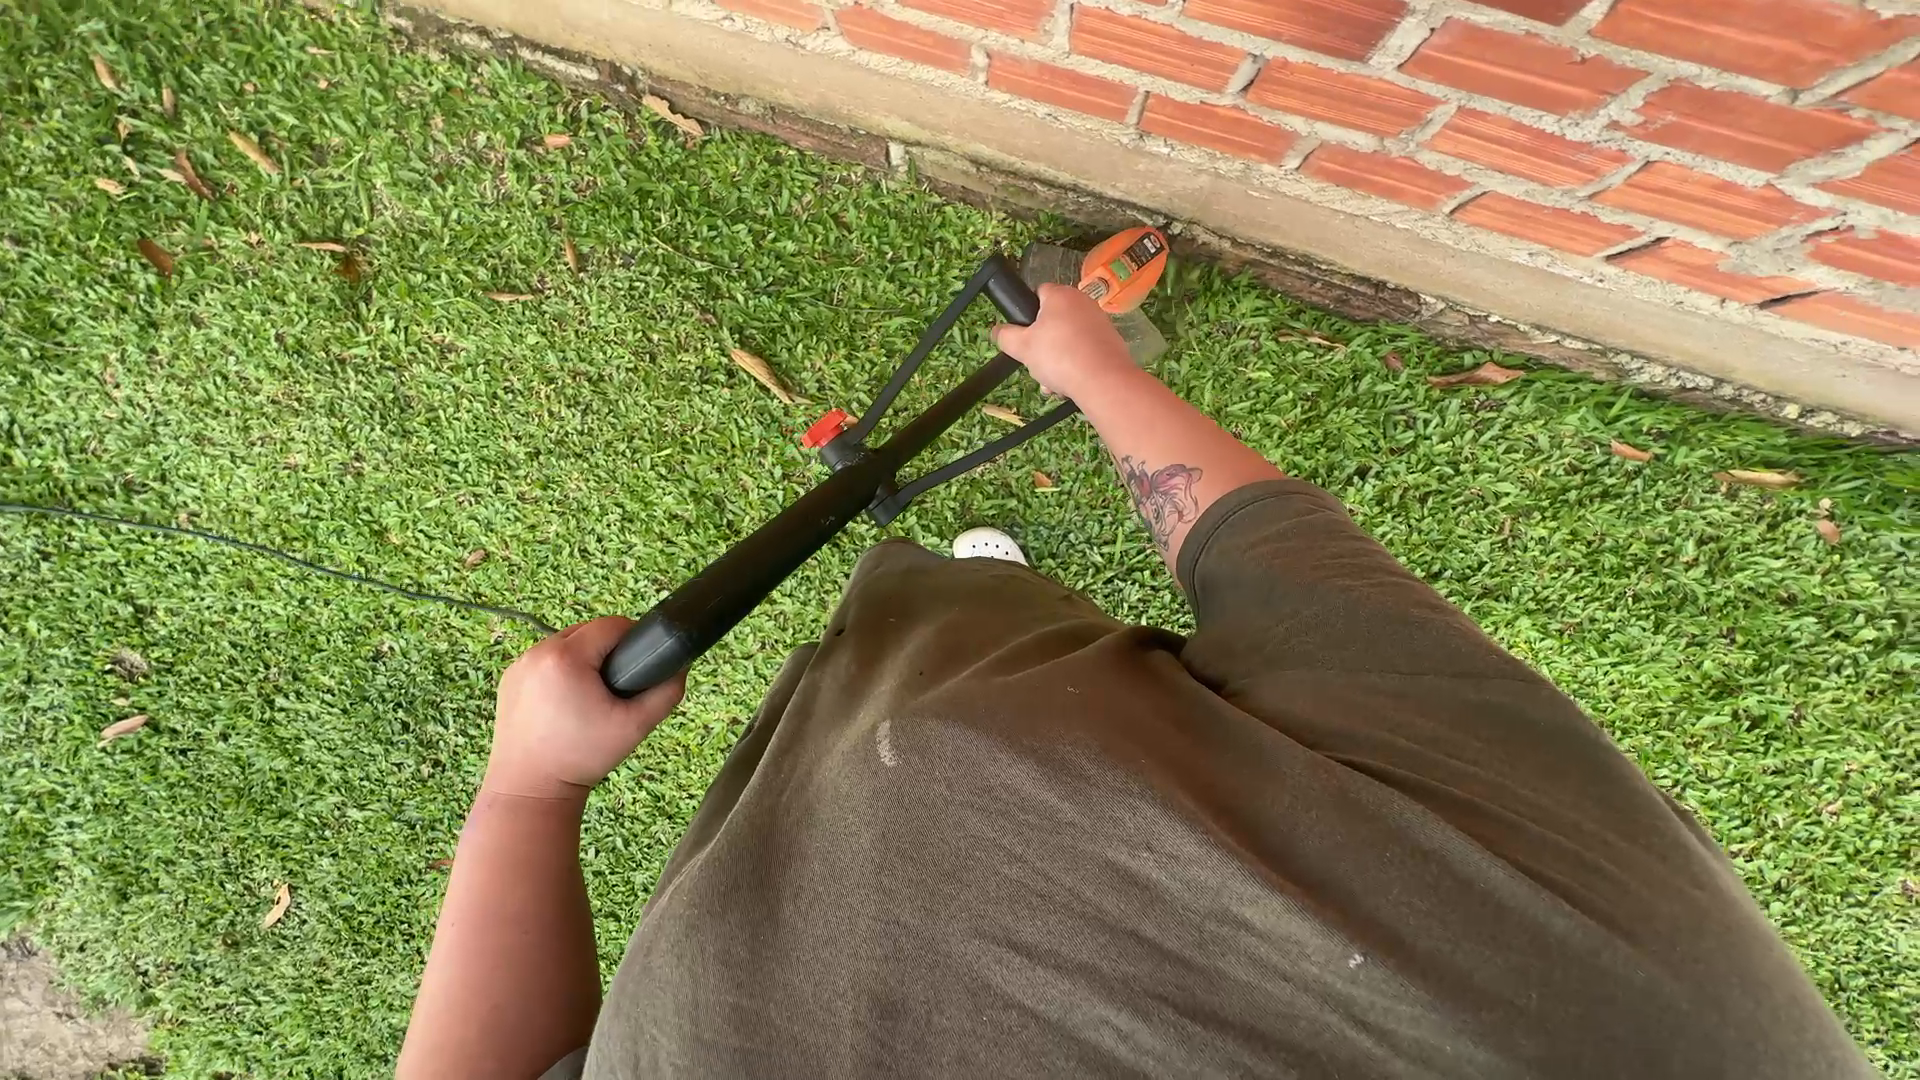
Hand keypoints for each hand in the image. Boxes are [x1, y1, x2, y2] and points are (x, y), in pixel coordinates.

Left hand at [484, 616, 686, 801]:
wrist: (530, 789)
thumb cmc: (582, 756)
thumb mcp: (636, 725)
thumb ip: (667, 691)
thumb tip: (681, 666)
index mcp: (566, 657)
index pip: (612, 625)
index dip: (634, 640)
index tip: (640, 666)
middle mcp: (537, 653)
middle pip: (588, 630)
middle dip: (609, 649)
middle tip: (621, 683)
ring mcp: (519, 665)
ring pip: (567, 643)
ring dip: (586, 656)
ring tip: (597, 690)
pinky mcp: (509, 679)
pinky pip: (547, 659)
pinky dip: (563, 668)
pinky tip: (571, 696)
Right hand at [992, 283, 1135, 401]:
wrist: (1102, 380)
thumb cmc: (1059, 356)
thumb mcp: (1022, 347)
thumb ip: (1005, 336)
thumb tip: (996, 330)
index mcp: (1060, 295)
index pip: (1039, 292)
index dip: (1028, 312)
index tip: (1025, 334)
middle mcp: (1083, 302)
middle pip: (1054, 320)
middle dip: (1042, 343)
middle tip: (1036, 362)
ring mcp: (1099, 321)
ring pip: (1068, 339)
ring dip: (1057, 360)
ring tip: (1051, 381)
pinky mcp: (1110, 341)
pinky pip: (1085, 350)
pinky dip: (1075, 364)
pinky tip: (1068, 384)